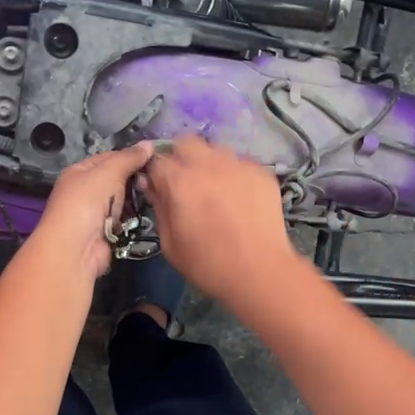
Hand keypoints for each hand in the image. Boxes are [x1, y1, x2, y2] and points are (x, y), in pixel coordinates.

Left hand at [23, 142, 155, 281]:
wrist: (77, 247)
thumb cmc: (88, 202)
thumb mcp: (109, 172)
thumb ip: (129, 158)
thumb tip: (149, 143)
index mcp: (80, 172)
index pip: (109, 158)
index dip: (130, 156)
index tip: (154, 157)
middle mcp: (86, 191)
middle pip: (116, 179)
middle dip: (135, 178)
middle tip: (158, 177)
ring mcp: (95, 213)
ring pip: (122, 200)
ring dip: (135, 199)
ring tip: (155, 193)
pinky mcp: (105, 232)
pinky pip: (124, 219)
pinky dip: (133, 217)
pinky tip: (148, 212)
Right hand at [140, 136, 303, 307]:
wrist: (260, 271)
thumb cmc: (208, 264)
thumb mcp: (170, 244)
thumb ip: (160, 208)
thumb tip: (153, 187)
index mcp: (180, 181)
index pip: (157, 161)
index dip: (155, 174)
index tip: (158, 187)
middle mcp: (208, 164)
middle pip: (186, 142)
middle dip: (181, 157)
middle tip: (185, 182)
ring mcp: (238, 165)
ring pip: (216, 150)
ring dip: (209, 163)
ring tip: (215, 189)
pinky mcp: (261, 172)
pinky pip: (240, 163)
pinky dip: (234, 174)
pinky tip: (239, 198)